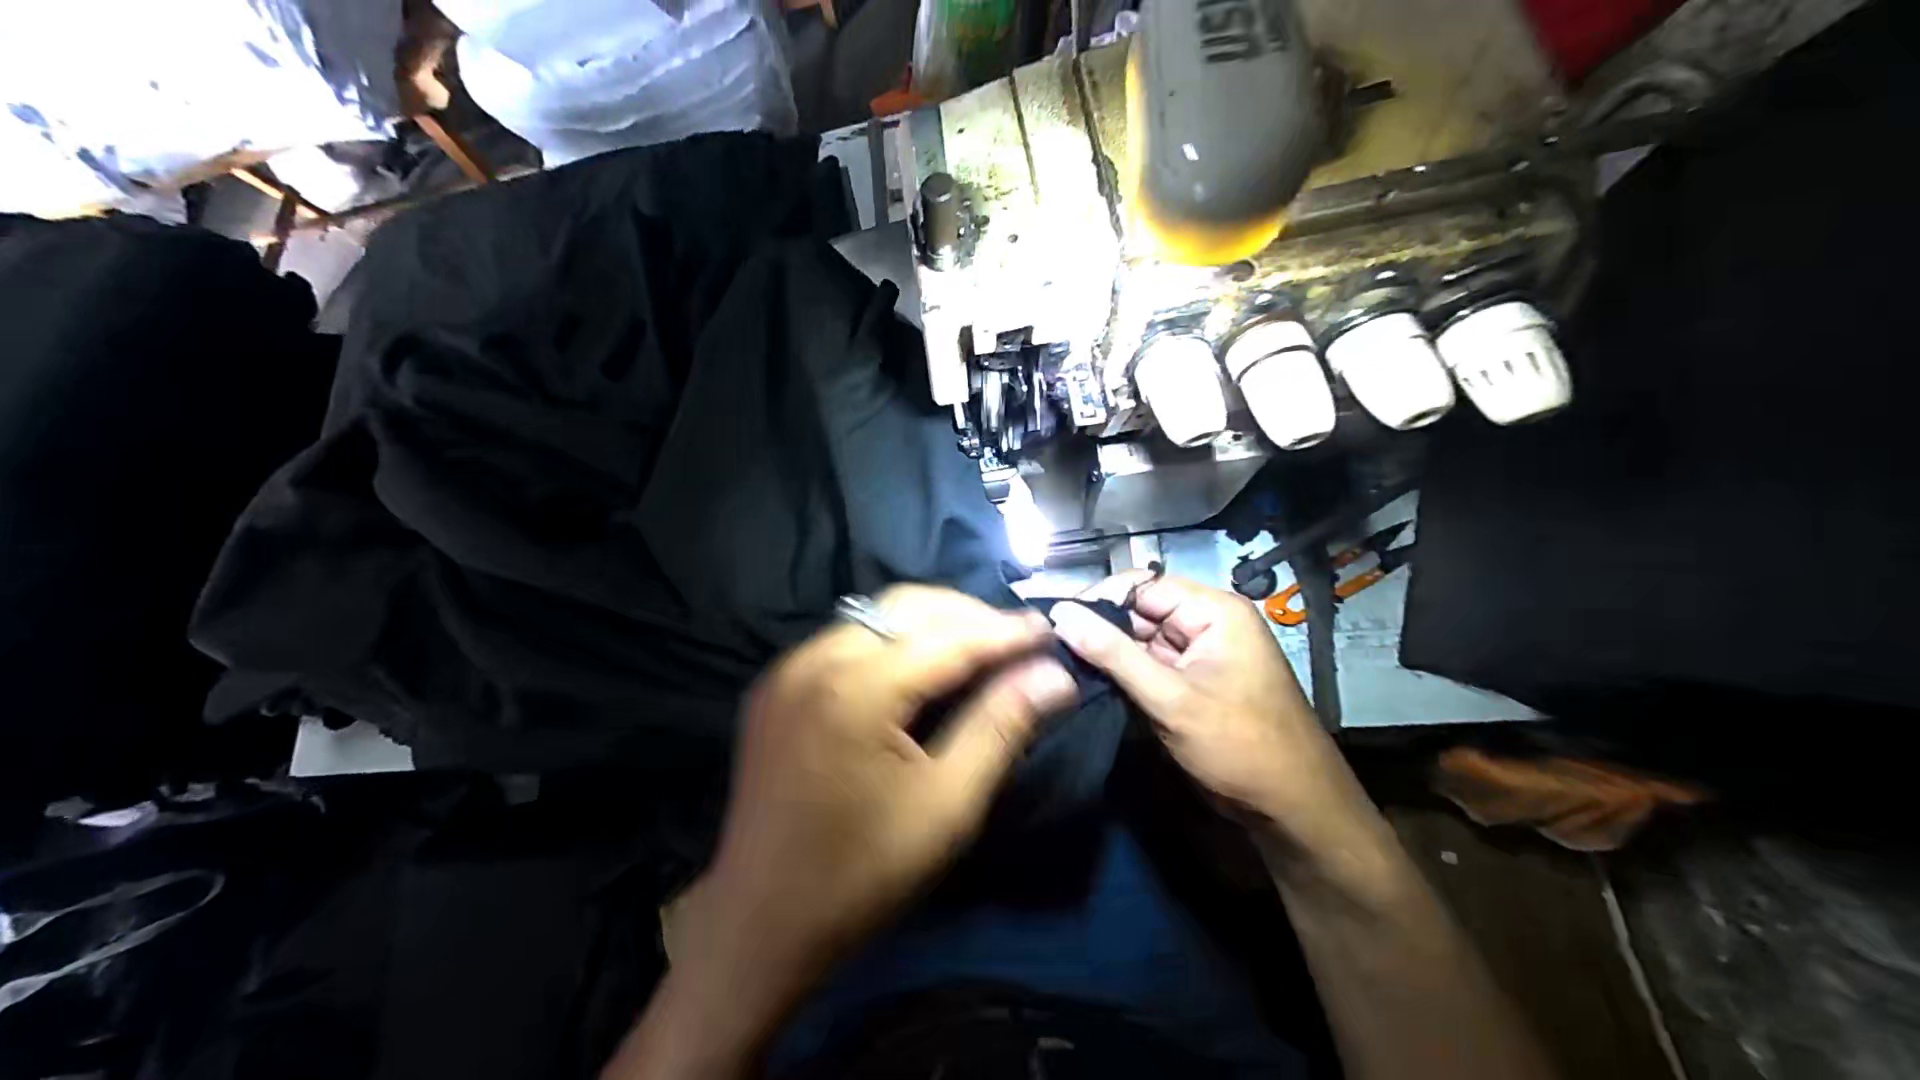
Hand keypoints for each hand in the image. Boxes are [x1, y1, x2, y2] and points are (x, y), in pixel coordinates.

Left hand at [608, 586, 1079, 1078]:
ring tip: (975, 649)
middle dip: (965, 616)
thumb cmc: (863, 874)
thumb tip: (1054, 676)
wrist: (760, 926)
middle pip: (905, 609)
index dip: (1004, 632)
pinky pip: (843, 641)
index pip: (948, 638)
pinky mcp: (774, 690)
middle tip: (1014, 641)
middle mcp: (814, 660)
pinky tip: (915, 669)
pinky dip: (889, 642)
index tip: (1048, 630)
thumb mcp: (948, 804)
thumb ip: (1000, 726)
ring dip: (927, 624)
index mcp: (856, 688)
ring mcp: (786, 671)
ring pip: (872, 618)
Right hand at [1049, 574, 1386, 876]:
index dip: (1098, 599)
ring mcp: (1199, 656)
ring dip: (1109, 655)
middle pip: (1140, 613)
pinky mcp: (1191, 685)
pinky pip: (1150, 668)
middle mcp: (1207, 625)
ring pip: (1141, 642)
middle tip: (1053, 650)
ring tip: (1063, 666)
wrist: (1293, 811)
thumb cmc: (1239, 746)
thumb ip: (1113, 653)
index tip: (1054, 621)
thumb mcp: (1171, 698)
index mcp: (1214, 612)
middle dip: (1100, 630)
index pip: (1143, 586)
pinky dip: (1124, 676)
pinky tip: (1089, 684)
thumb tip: (1060, 614)